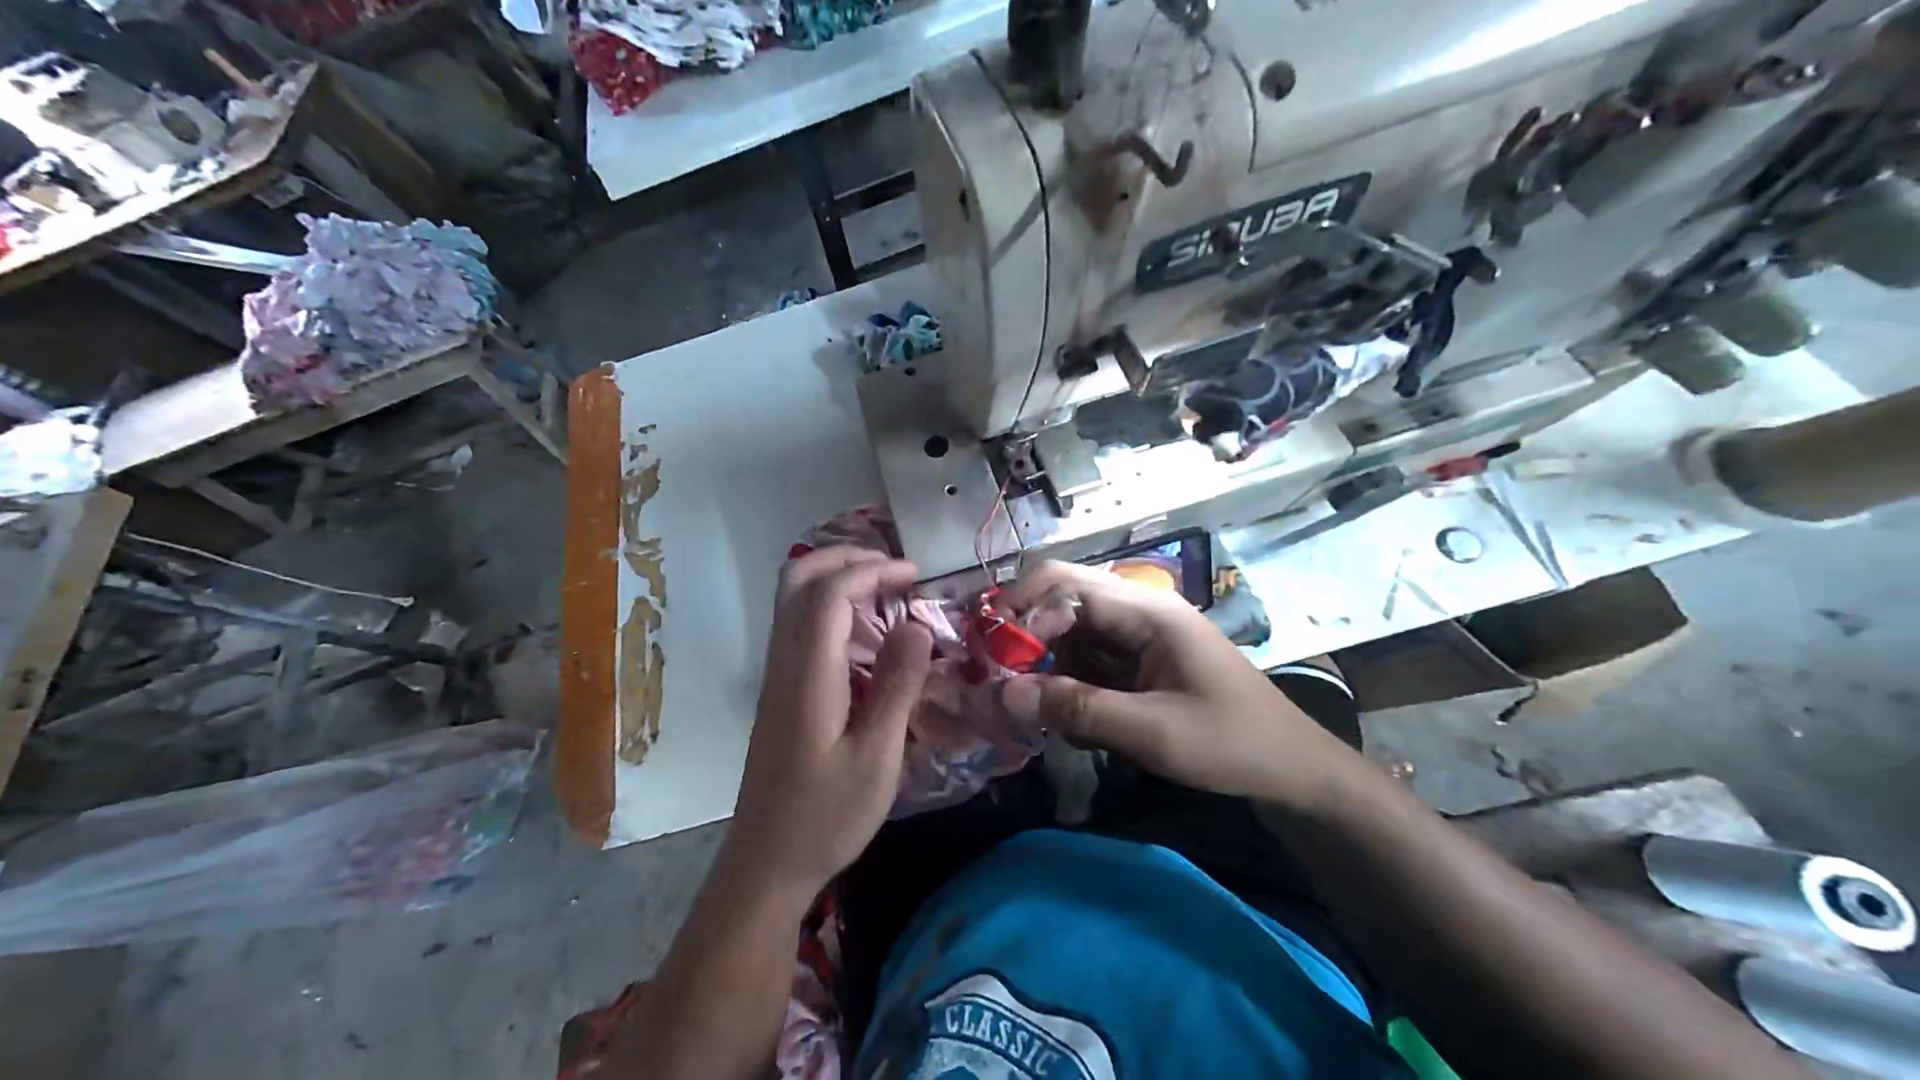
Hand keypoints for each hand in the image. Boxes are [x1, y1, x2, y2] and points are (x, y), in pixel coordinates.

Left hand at [727, 548, 932, 895]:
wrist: (766, 862)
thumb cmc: (826, 815)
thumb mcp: (877, 757)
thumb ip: (897, 686)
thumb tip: (917, 626)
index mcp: (808, 674)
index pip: (830, 593)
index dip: (873, 570)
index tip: (916, 575)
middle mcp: (783, 662)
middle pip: (798, 579)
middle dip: (847, 559)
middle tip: (896, 571)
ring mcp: (776, 674)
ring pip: (794, 599)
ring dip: (838, 579)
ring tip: (888, 594)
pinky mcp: (779, 690)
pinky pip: (799, 626)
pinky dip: (831, 608)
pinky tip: (867, 636)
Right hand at [998, 560, 1363, 809]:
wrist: (1290, 769)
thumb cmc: (1230, 743)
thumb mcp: (1152, 732)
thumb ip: (1078, 708)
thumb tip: (1003, 693)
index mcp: (1146, 610)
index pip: (1064, 583)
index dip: (1020, 611)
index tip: (989, 655)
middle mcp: (1137, 610)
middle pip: (1061, 600)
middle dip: (1025, 635)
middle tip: (995, 676)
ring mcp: (1137, 635)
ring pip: (1068, 632)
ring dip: (1045, 665)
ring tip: (1034, 708)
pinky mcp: (1137, 661)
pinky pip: (1086, 659)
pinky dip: (1069, 684)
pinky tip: (1073, 722)